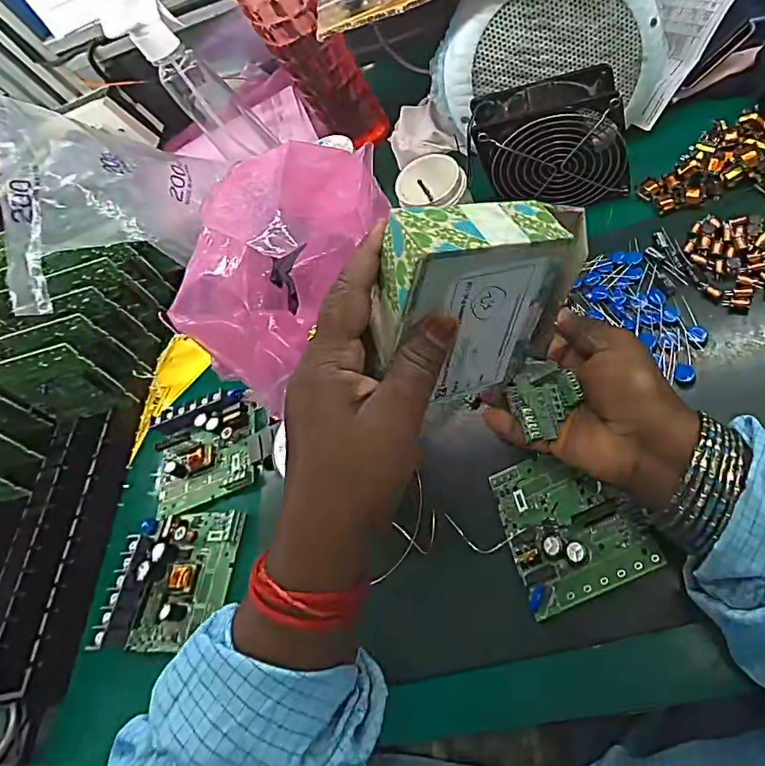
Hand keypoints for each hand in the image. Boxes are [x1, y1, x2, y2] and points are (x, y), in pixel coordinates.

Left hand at [235, 222, 455, 669]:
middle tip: (418, 254)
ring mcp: (325, 388)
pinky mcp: (337, 406)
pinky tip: (414, 342)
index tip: (388, 226)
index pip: (347, 296)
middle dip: (381, 280)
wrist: (324, 539)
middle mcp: (320, 367)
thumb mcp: (396, 417)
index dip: (367, 259)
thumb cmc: (357, 478)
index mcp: (325, 362)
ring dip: (387, 313)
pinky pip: (364, 362)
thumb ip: (419, 363)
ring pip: (359, 337)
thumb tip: (444, 314)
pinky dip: (388, 346)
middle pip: (351, 312)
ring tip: (424, 288)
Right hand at [483, 312, 699, 510]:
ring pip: (521, 398)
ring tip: (472, 379)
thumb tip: (558, 314)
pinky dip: (505, 423)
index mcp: (582, 357)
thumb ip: (584, 330)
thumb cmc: (634, 386)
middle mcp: (565, 382)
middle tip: (472, 349)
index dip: (526, 335)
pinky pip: (524, 430)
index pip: (547, 343)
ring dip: (498, 391)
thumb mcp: (616, 346)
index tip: (498, 321)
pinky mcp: (551, 438)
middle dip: (504, 361)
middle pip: (528, 370)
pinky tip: (485, 412)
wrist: (650, 441)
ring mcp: (556, 411)